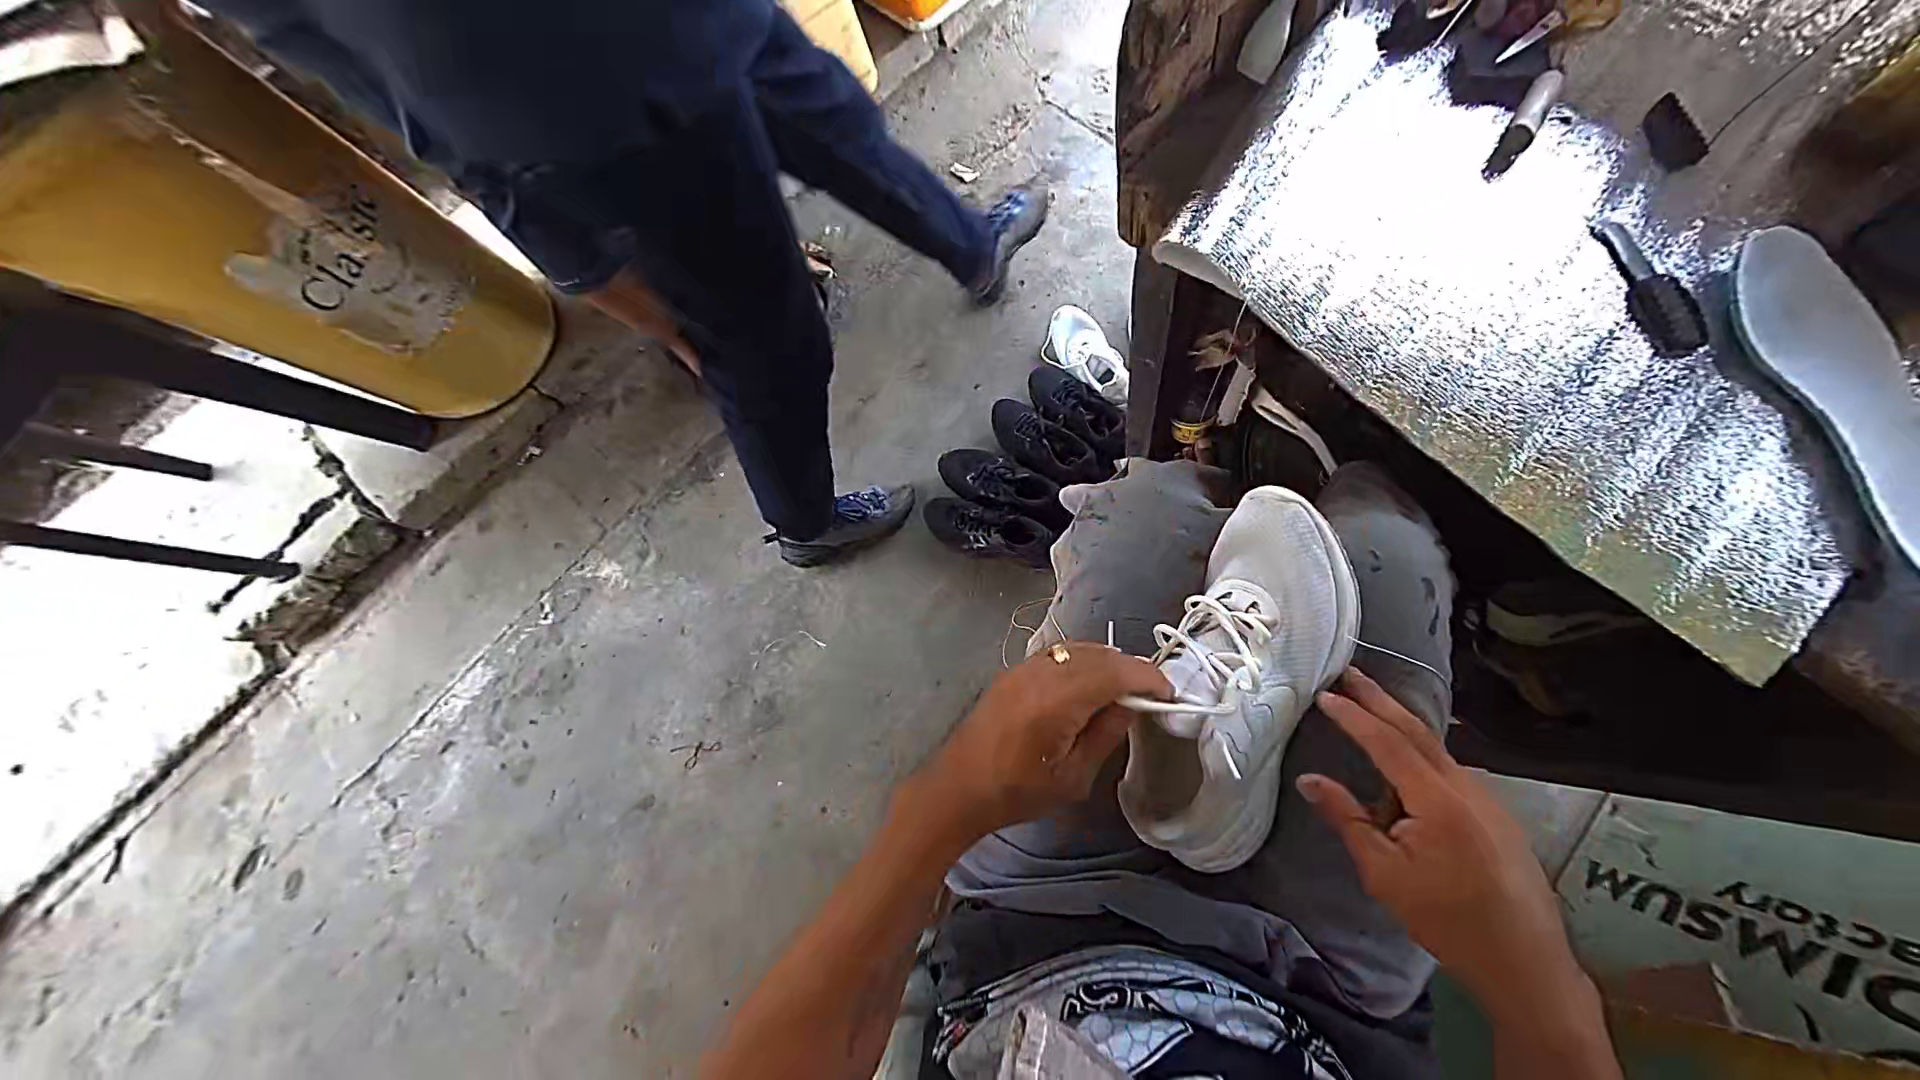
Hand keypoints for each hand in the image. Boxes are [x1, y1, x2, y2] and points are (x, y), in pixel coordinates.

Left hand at [901, 643, 1169, 846]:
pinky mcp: (1011, 672)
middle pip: (1097, 654)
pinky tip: (1085, 686)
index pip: (1114, 671)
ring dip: (1104, 662)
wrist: (958, 787)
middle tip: (1148, 692)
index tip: (1166, 693)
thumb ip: (1106, 733)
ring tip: (1120, 689)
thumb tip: (1131, 704)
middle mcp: (1040, 672)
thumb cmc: (1017, 792)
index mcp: (1057, 699)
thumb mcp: (1073, 776)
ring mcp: (1022, 668)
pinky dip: (1079, 662)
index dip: (1146, 676)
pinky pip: (1055, 655)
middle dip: (1128, 667)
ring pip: (1075, 649)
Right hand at [1298, 669, 1583, 1016]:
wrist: (1527, 966)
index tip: (1325, 694)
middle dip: (1380, 699)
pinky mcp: (1495, 815)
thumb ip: (1346, 818)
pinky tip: (1400, 772)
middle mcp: (1468, 789)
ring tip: (1364, 714)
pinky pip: (1447, 772)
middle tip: (1349, 671)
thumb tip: (1308, 779)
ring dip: (1398, 729)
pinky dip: (1417, 756)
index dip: (1354, 716)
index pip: (1388, 743)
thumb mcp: (1383, 873)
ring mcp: (1488, 801)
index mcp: (1439, 802)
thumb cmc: (1446, 920)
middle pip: (1418, 731)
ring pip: (1435, 751)